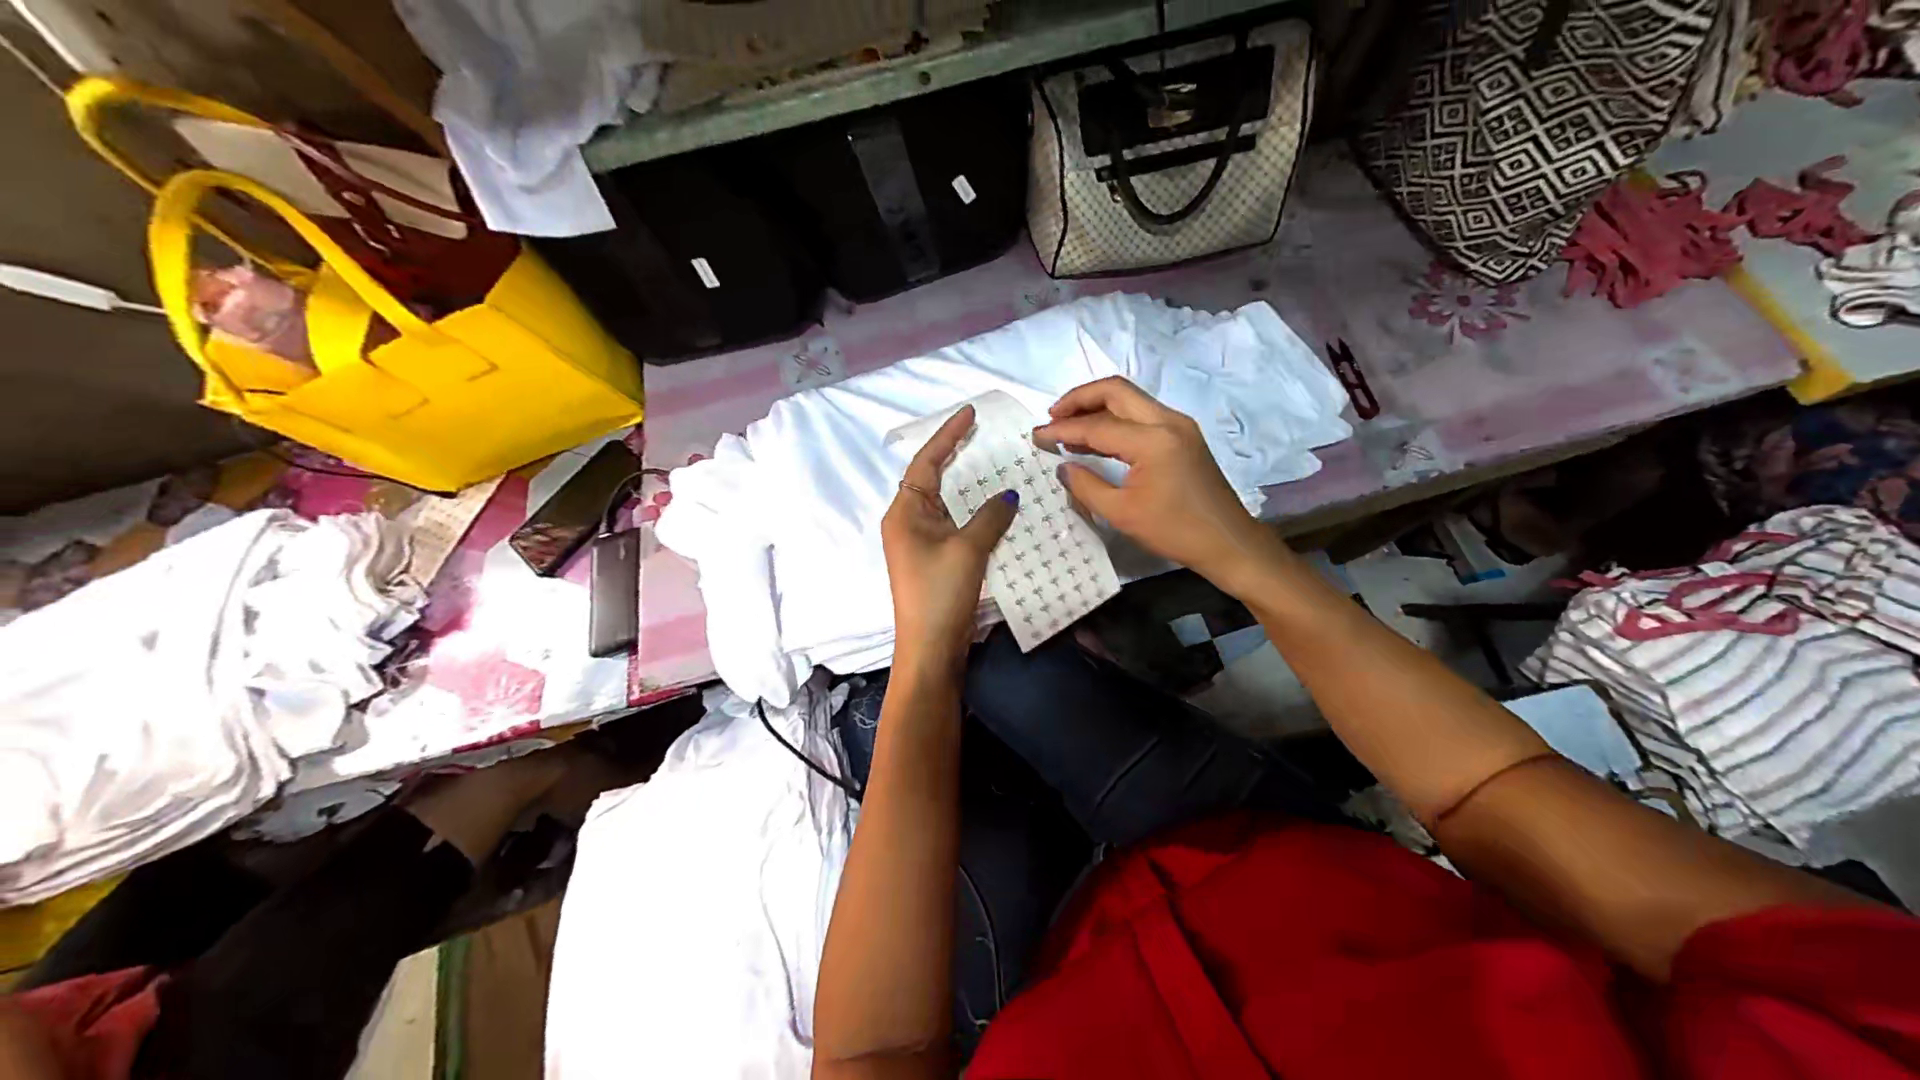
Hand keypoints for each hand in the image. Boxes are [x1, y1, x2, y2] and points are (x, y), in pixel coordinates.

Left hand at [882, 405, 1018, 681]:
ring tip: (992, 462)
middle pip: (931, 478)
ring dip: (966, 484)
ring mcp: (919, 542)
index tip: (969, 413)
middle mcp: (907, 521)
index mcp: (904, 512)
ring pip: (945, 502)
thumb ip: (990, 516)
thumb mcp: (968, 549)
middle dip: (955, 454)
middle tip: (982, 433)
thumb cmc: (940, 593)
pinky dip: (972, 511)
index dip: (948, 435)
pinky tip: (995, 508)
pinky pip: (954, 524)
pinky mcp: (934, 559)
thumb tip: (1008, 495)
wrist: (930, 648)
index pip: (925, 462)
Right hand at [1034, 376, 1285, 592]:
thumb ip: (1086, 485)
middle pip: (1115, 390)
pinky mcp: (1184, 435)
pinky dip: (1115, 417)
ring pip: (1130, 398)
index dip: (1062, 429)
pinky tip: (1097, 437)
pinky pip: (1142, 413)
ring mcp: (1179, 425)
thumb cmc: (1174, 531)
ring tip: (1068, 425)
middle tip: (1052, 417)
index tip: (1036, 436)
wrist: (1228, 542)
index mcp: (1153, 440)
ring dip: (1097, 405)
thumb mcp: (1122, 514)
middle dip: (1079, 399)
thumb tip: (1063, 466)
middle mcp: (1167, 421)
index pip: (1097, 425)